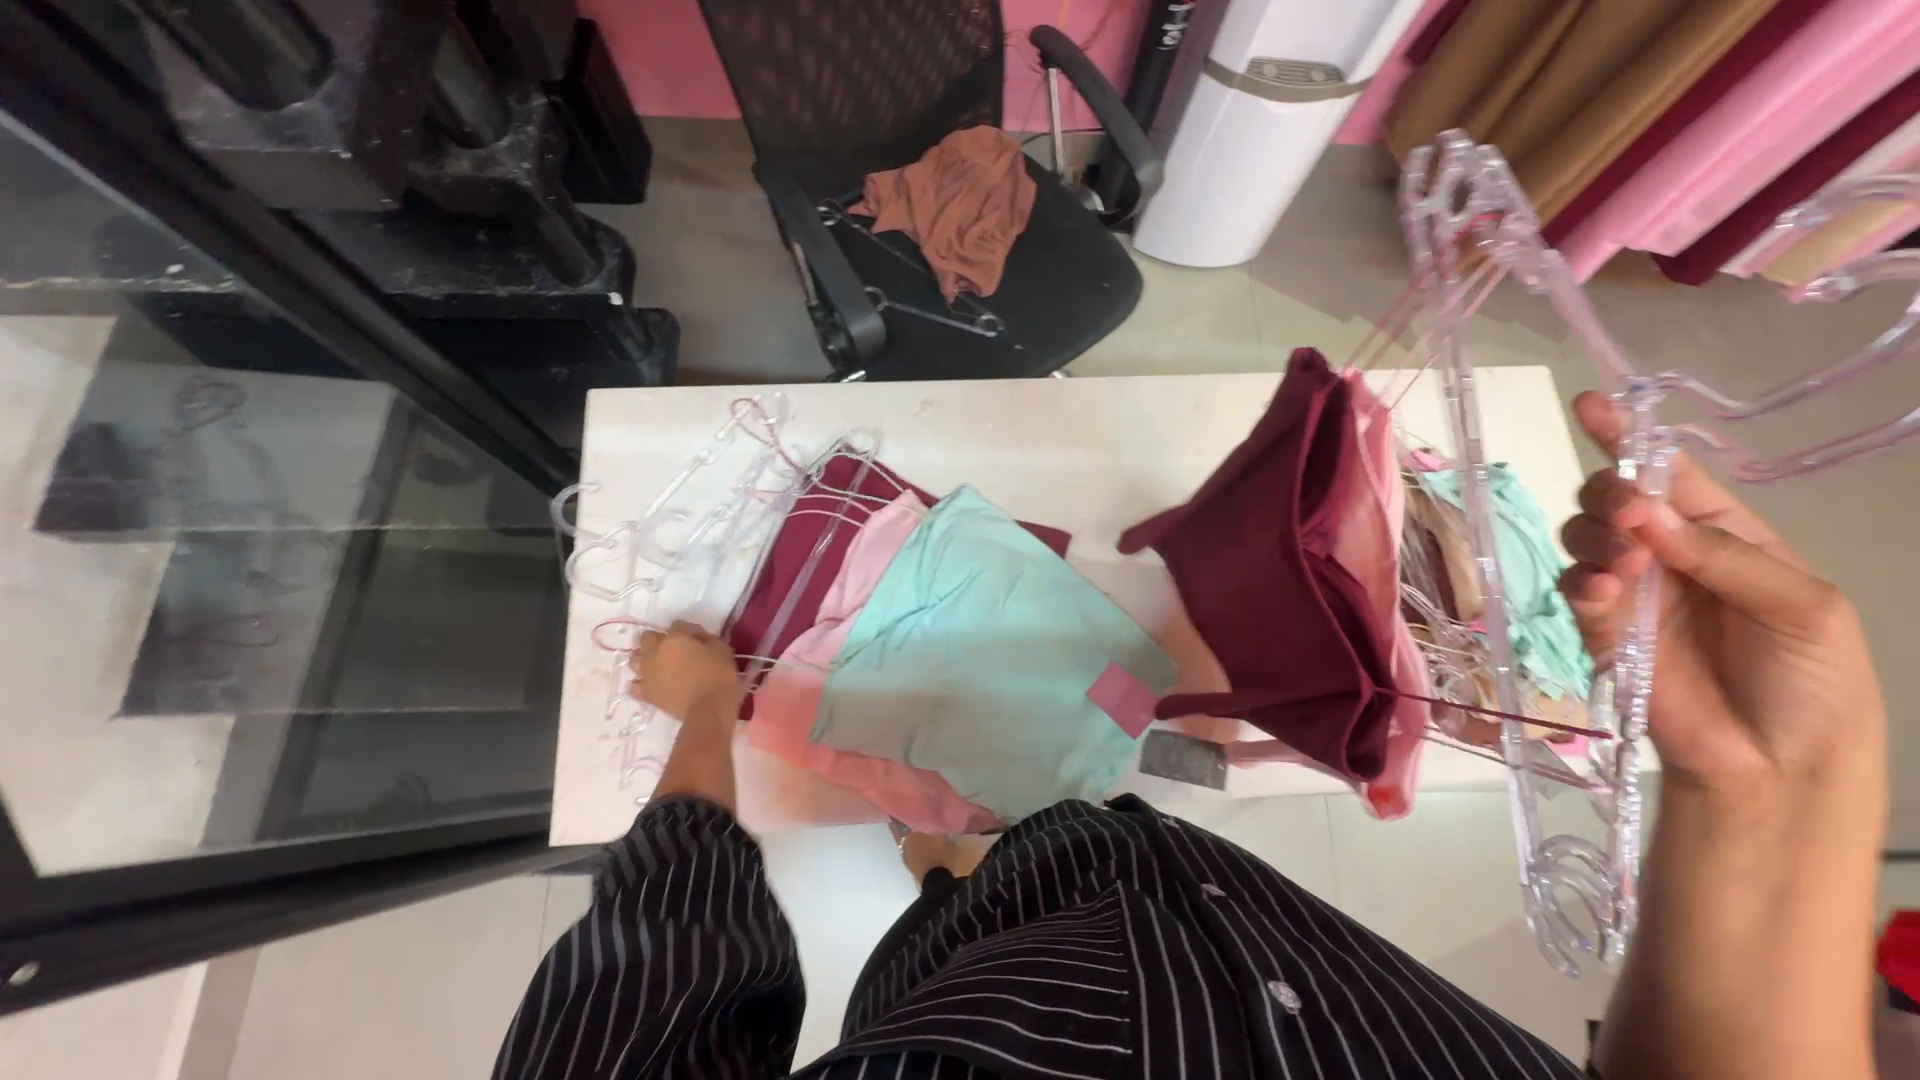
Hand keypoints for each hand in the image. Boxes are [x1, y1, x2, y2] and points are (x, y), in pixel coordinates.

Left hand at [629, 621, 741, 722]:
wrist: (708, 710)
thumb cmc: (718, 676)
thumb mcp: (722, 650)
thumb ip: (706, 639)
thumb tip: (698, 638)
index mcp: (675, 638)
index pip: (677, 624)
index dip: (689, 631)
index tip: (699, 639)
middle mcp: (655, 652)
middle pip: (647, 638)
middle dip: (658, 640)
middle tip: (674, 650)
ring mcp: (647, 673)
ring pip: (635, 659)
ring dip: (646, 660)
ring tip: (659, 666)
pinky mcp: (646, 693)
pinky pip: (634, 685)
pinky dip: (641, 684)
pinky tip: (651, 685)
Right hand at [1556, 392, 1884, 796]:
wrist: (1777, 760)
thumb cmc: (1812, 676)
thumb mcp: (1802, 604)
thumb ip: (1724, 555)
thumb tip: (1645, 516)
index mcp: (1724, 535)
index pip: (1670, 475)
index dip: (1628, 438)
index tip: (1590, 404)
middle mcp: (1668, 554)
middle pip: (1613, 500)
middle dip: (1611, 496)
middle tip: (1629, 517)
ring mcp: (1630, 591)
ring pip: (1584, 539)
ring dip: (1598, 540)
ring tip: (1628, 567)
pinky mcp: (1598, 629)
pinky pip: (1575, 591)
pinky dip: (1581, 583)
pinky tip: (1601, 592)